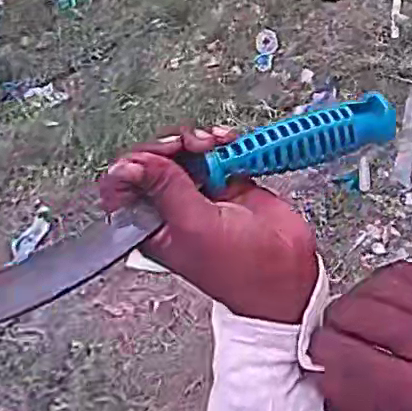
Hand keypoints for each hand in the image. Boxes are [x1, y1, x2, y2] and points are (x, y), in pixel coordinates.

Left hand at [98, 126, 318, 323]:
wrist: (286, 269)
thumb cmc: (239, 267)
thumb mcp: (195, 226)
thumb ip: (165, 190)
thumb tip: (131, 164)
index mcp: (151, 224)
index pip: (124, 183)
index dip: (139, 161)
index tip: (161, 155)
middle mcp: (171, 207)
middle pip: (155, 160)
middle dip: (172, 145)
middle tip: (192, 146)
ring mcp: (200, 193)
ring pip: (185, 152)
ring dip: (199, 141)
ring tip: (215, 145)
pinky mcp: (228, 181)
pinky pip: (217, 152)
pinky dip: (224, 142)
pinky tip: (230, 145)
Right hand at [312, 262, 411, 410]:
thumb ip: (358, 396)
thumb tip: (319, 369)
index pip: (350, 364)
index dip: (321, 358)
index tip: (314, 360)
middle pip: (354, 316)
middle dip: (332, 328)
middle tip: (332, 340)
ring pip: (370, 289)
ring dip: (352, 304)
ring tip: (353, 322)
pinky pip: (394, 273)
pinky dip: (377, 286)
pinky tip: (377, 302)